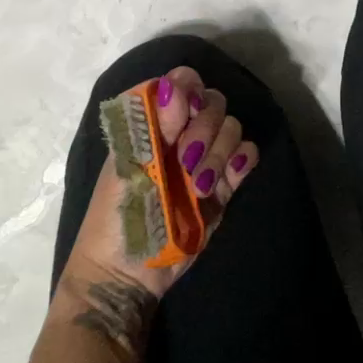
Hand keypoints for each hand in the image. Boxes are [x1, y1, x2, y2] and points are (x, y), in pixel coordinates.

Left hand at [36, 66, 257, 362]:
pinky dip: (243, 160)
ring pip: (232, 127)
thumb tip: (175, 85)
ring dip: (220, 152)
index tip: (182, 115)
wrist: (127, 279)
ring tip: (199, 186)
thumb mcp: (129, 172)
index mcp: (152, 125)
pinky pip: (247, 154)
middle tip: (185, 162)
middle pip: (212, 101)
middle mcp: (180, 134)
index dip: (187, 91)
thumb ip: (153, 128)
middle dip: (205, 128)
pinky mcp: (224, 184)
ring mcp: (204, 158)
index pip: (180, 83)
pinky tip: (227, 181)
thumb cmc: (116, 220)